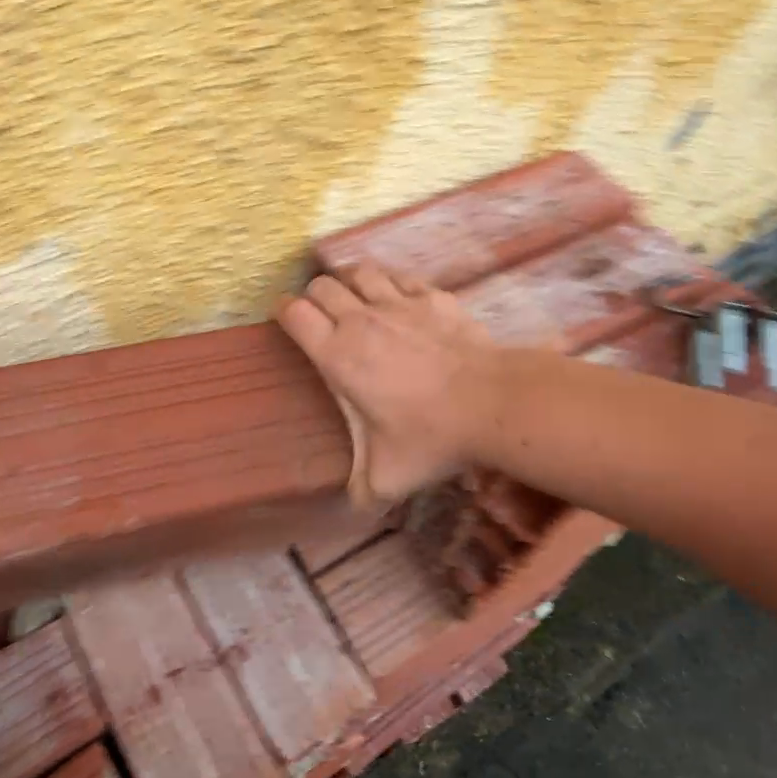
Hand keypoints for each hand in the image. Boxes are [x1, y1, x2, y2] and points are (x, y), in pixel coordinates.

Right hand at [276, 266, 502, 504]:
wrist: (493, 402)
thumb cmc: (430, 436)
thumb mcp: (388, 477)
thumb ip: (362, 489)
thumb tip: (354, 505)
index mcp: (338, 356)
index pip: (294, 314)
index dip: (283, 311)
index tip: (285, 319)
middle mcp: (361, 321)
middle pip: (322, 286)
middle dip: (314, 296)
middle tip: (320, 314)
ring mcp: (399, 303)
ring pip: (359, 272)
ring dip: (350, 281)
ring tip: (354, 296)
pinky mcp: (433, 297)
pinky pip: (400, 277)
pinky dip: (392, 283)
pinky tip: (399, 298)